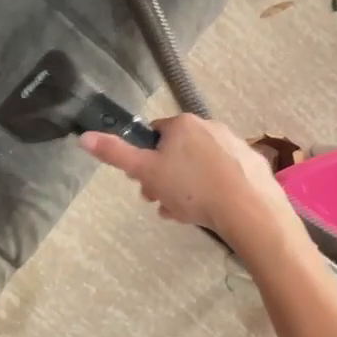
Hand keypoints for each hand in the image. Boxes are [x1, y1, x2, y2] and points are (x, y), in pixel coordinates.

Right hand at [79, 116, 307, 263]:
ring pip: (198, 165)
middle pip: (175, 152)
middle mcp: (210, 126)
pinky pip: (222, 174)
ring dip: (185, 187)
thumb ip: (115, 154)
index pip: (153, 135)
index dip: (144, 161)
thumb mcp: (145, 172)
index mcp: (182, 123)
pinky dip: (212, 189)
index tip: (144, 184)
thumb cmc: (191, 188)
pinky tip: (209, 211)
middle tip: (161, 203)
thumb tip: (83, 137)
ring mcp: (234, 144)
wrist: (249, 210)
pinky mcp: (253, 164)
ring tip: (184, 213)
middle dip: (164, 178)